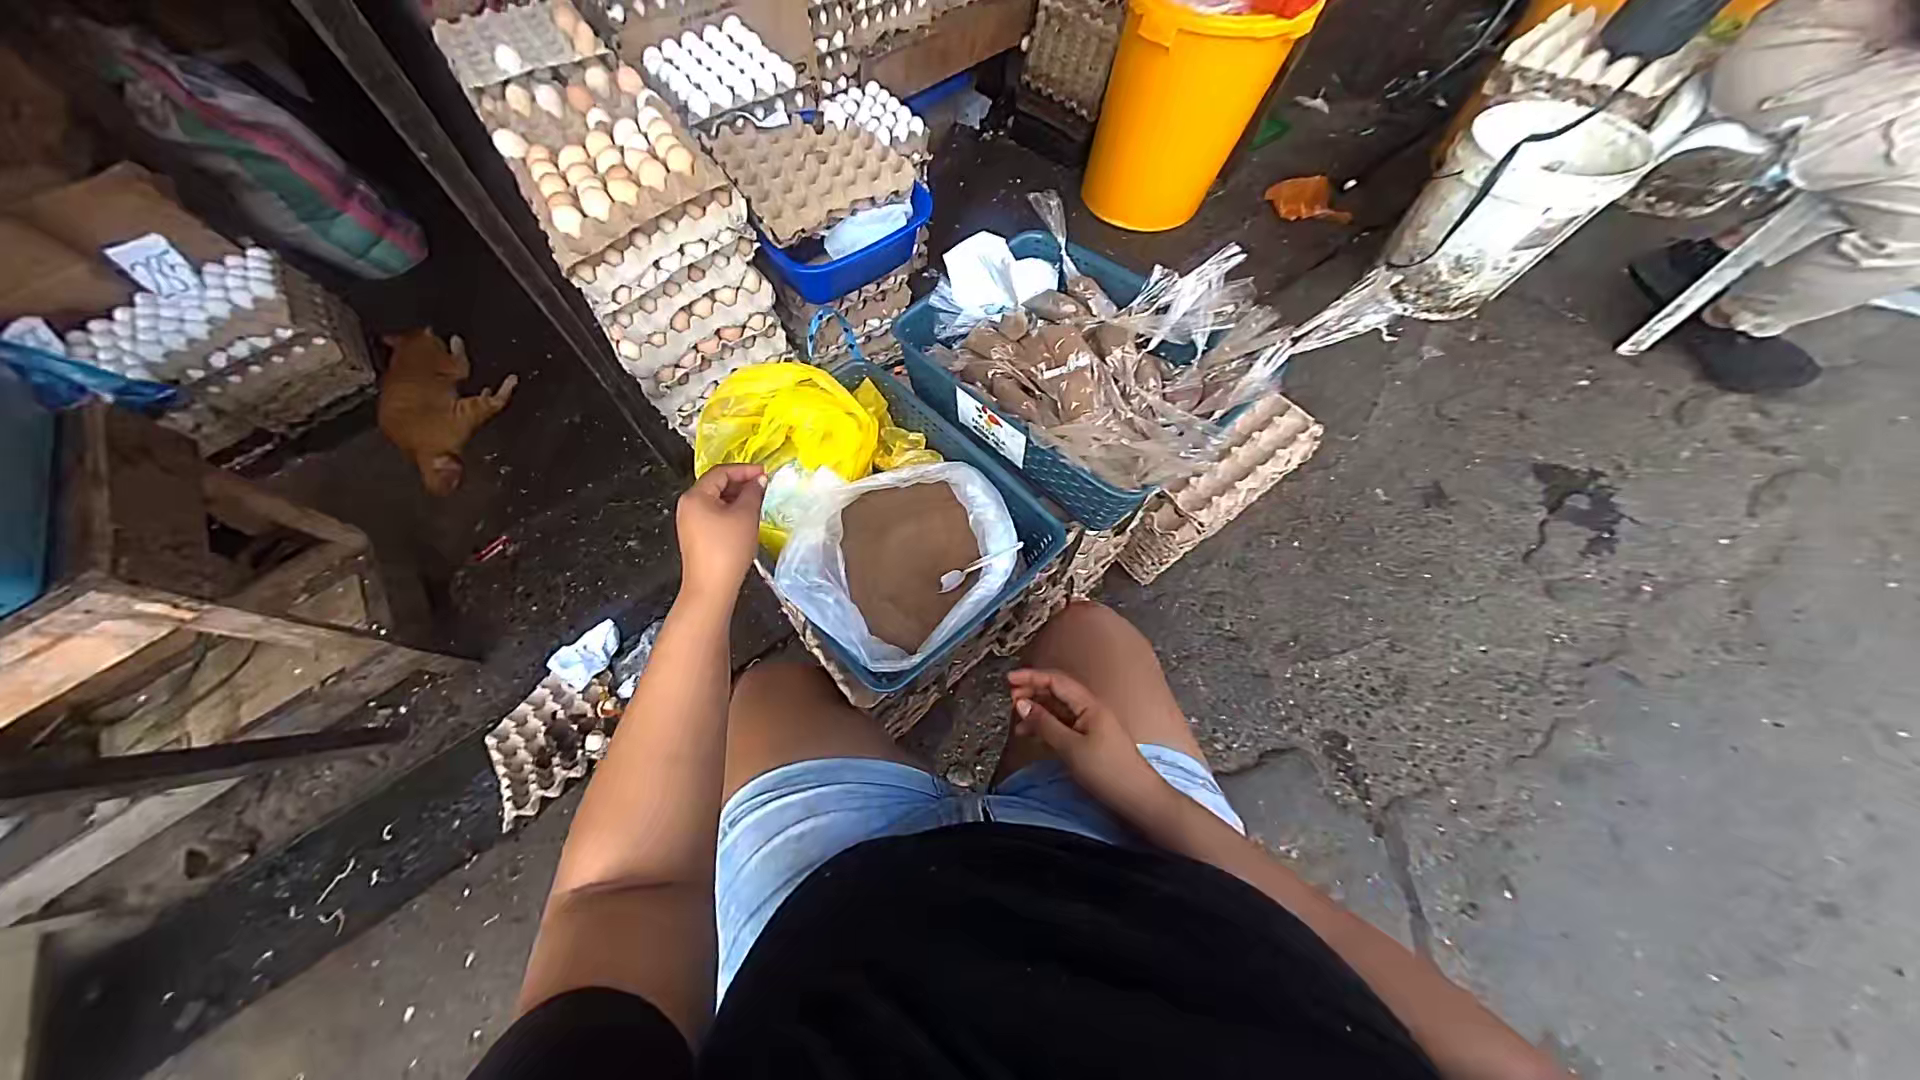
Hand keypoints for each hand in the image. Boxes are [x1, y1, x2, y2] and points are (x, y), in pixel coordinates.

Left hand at [677, 464, 766, 602]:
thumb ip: (753, 493)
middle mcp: (688, 506)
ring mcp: (690, 521)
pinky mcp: (696, 535)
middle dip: (741, 483)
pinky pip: (714, 514)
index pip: (720, 472)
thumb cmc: (727, 549)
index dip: (744, 469)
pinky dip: (731, 511)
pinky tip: (746, 517)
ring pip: (716, 500)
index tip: (764, 472)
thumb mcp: (746, 516)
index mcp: (695, 496)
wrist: (711, 586)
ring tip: (758, 501)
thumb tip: (759, 480)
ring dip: (737, 498)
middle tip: (763, 486)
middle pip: (716, 485)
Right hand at [1008, 668, 1181, 828]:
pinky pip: (1062, 724)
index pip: (1056, 680)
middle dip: (1032, 691)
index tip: (1009, 679)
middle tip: (1010, 698)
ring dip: (1036, 710)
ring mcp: (1090, 724)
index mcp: (1089, 705)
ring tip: (1016, 719)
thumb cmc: (1107, 771)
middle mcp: (1090, 709)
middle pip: (1056, 691)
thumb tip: (1022, 704)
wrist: (1138, 798)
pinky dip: (1045, 725)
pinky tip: (1031, 734)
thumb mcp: (1070, 747)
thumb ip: (1045, 723)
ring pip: (1058, 708)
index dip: (1031, 677)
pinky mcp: (1089, 740)